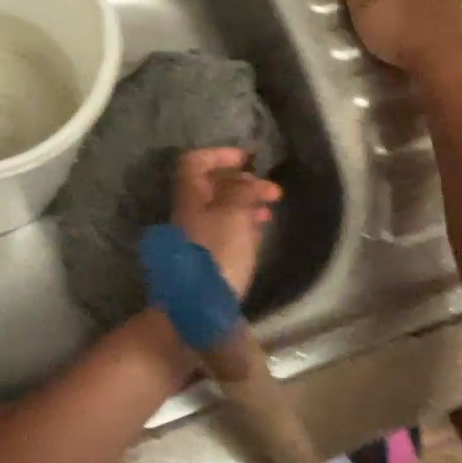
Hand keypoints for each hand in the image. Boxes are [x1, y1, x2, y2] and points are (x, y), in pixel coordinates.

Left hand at [170, 148, 281, 298]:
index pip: (195, 161)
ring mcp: (196, 236)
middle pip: (212, 185)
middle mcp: (189, 212)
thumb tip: (247, 180)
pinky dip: (243, 225)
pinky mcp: (206, 257)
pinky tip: (259, 231)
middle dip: (242, 182)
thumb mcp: (233, 213)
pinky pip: (225, 230)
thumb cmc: (216, 253)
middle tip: (271, 189)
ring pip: (221, 208)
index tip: (248, 159)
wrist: (197, 307)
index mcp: (189, 196)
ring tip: (270, 209)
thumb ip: (241, 190)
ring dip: (246, 203)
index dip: (220, 155)